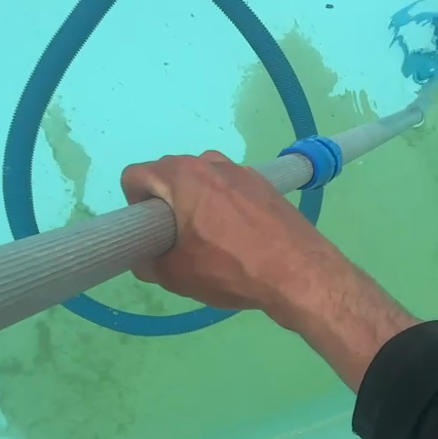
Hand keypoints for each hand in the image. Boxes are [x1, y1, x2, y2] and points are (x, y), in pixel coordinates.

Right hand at [120, 149, 419, 390]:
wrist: (303, 275)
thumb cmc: (232, 269)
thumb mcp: (177, 274)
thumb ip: (150, 263)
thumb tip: (147, 261)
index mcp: (182, 174)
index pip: (137, 176)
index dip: (134, 205)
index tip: (148, 231)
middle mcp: (214, 163)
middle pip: (174, 176)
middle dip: (169, 204)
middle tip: (179, 239)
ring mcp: (247, 174)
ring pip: (209, 184)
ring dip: (202, 205)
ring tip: (213, 241)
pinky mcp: (271, 190)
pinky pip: (238, 195)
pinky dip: (232, 211)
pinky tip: (243, 241)